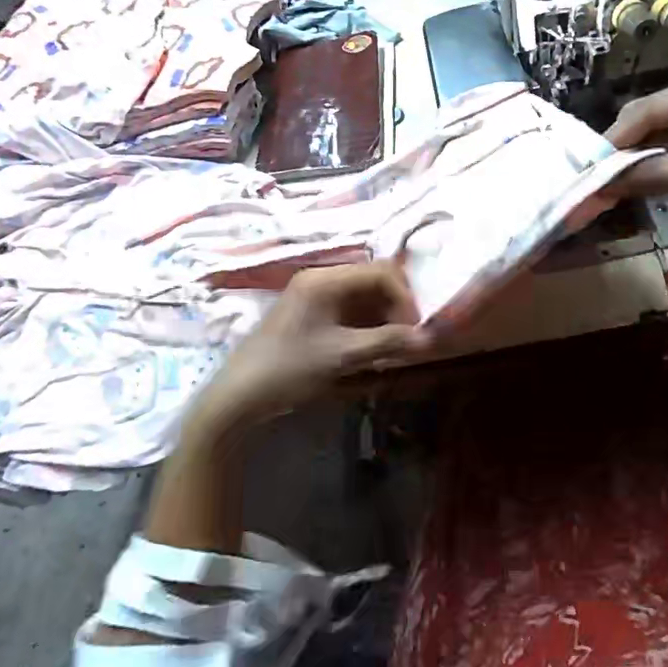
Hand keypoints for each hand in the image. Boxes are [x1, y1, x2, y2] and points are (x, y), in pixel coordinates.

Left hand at [187, 261, 428, 440]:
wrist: (240, 394)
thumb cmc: (290, 369)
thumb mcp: (342, 355)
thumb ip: (387, 342)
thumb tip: (427, 338)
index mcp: (325, 280)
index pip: (381, 272)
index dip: (405, 298)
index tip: (414, 330)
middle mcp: (321, 279)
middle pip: (373, 280)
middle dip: (396, 307)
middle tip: (406, 338)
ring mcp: (315, 296)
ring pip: (364, 296)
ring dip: (384, 317)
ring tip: (393, 346)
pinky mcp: (312, 313)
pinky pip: (350, 310)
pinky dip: (368, 325)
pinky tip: (374, 348)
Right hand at [605, 64, 667, 277]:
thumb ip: (653, 177)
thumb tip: (599, 186)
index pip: (649, 108)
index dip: (615, 141)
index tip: (588, 173)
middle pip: (653, 116)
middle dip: (627, 151)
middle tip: (599, 184)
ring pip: (663, 132)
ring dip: (643, 159)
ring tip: (617, 186)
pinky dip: (662, 164)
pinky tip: (647, 182)